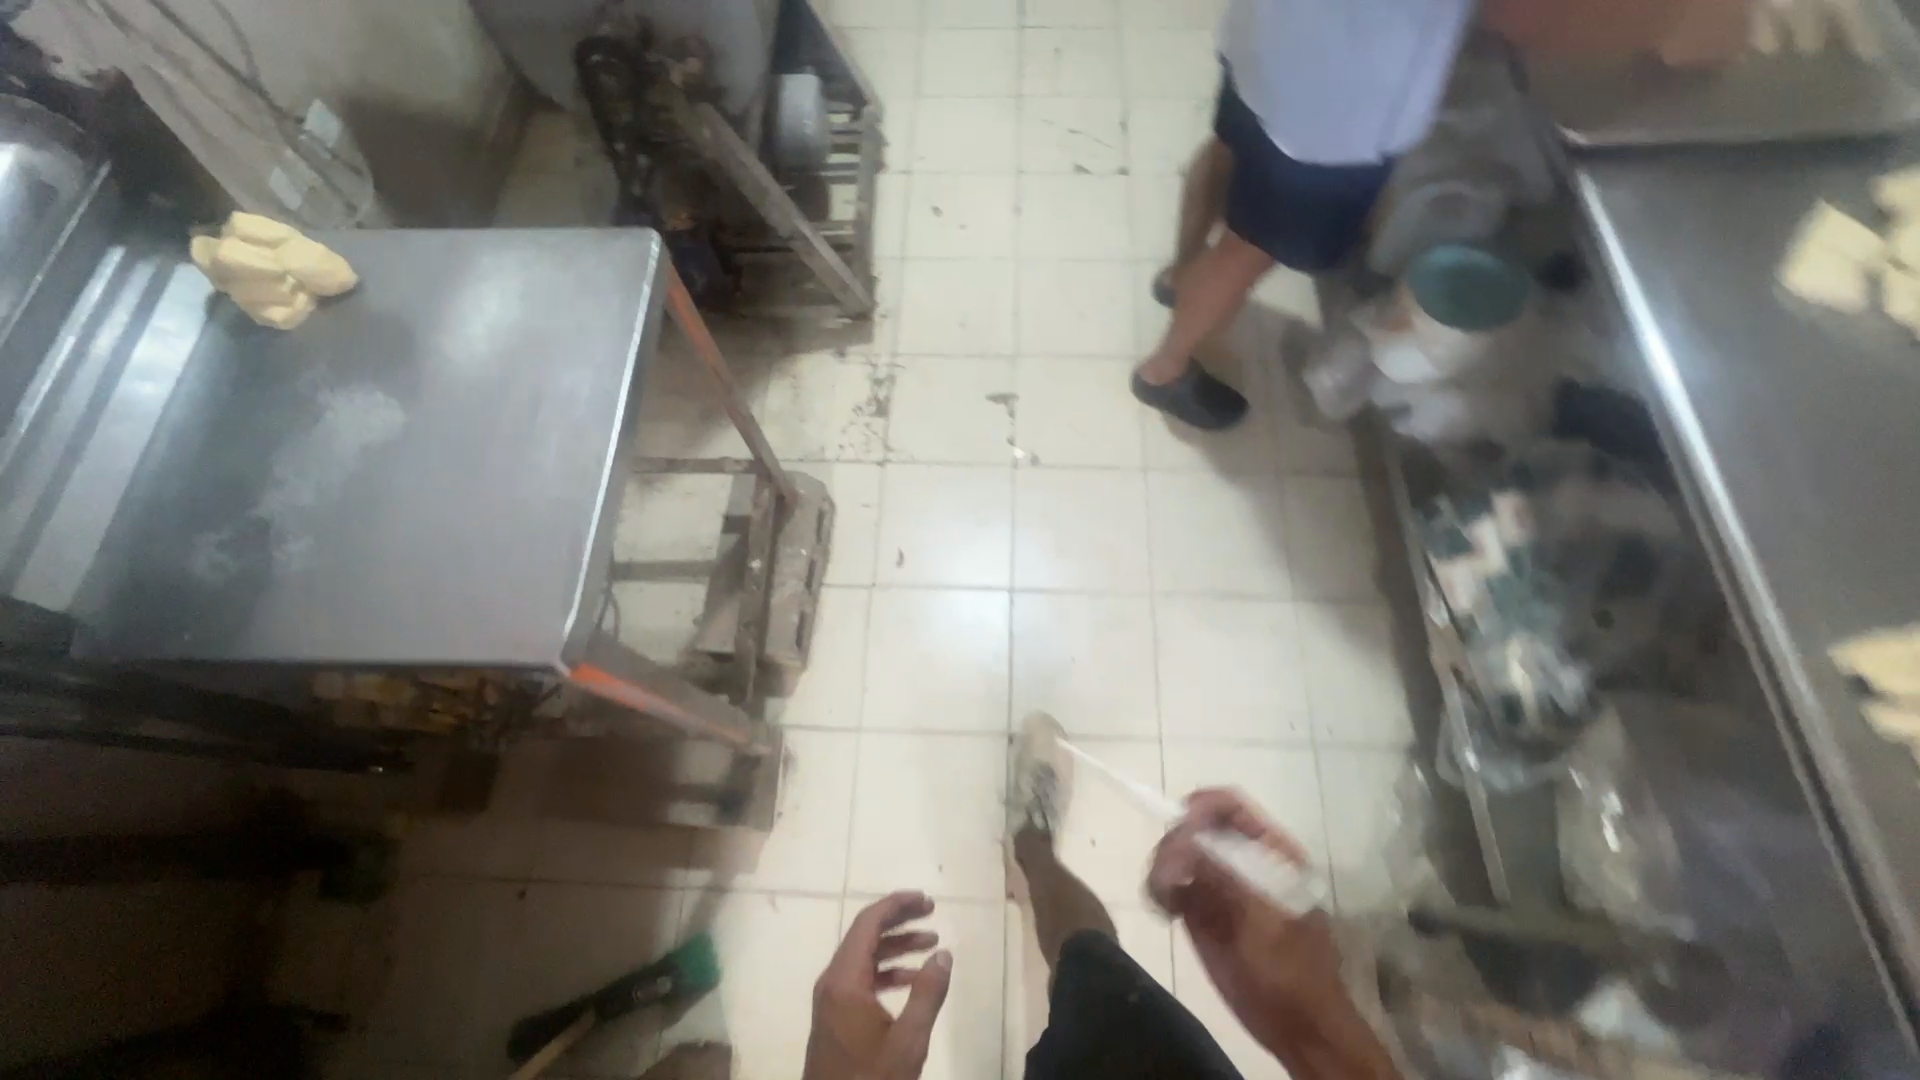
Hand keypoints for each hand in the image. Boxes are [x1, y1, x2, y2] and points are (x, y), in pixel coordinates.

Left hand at [802, 891, 951, 1079]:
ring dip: (896, 945)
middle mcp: (832, 981)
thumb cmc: (870, 1079)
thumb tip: (944, 954)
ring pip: (864, 955)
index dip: (896, 904)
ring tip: (931, 943)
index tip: (925, 899)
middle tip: (932, 912)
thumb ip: (928, 994)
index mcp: (844, 979)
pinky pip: (861, 977)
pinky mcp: (834, 1014)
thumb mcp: (907, 1042)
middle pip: (866, 934)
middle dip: (899, 919)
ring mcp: (831, 998)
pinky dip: (887, 970)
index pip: (868, 923)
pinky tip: (913, 979)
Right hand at [1147, 788, 1344, 1052]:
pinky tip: (1164, 910)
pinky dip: (1157, 889)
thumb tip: (1185, 839)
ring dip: (1161, 866)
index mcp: (1269, 852)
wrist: (1298, 1028)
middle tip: (1171, 876)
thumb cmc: (1295, 972)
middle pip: (1193, 826)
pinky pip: (1167, 885)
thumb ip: (1226, 878)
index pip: (1230, 807)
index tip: (1182, 822)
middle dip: (1175, 842)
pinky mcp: (1197, 911)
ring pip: (1174, 853)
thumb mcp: (1265, 921)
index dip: (1203, 806)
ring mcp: (1216, 885)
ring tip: (1166, 899)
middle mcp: (1238, 860)